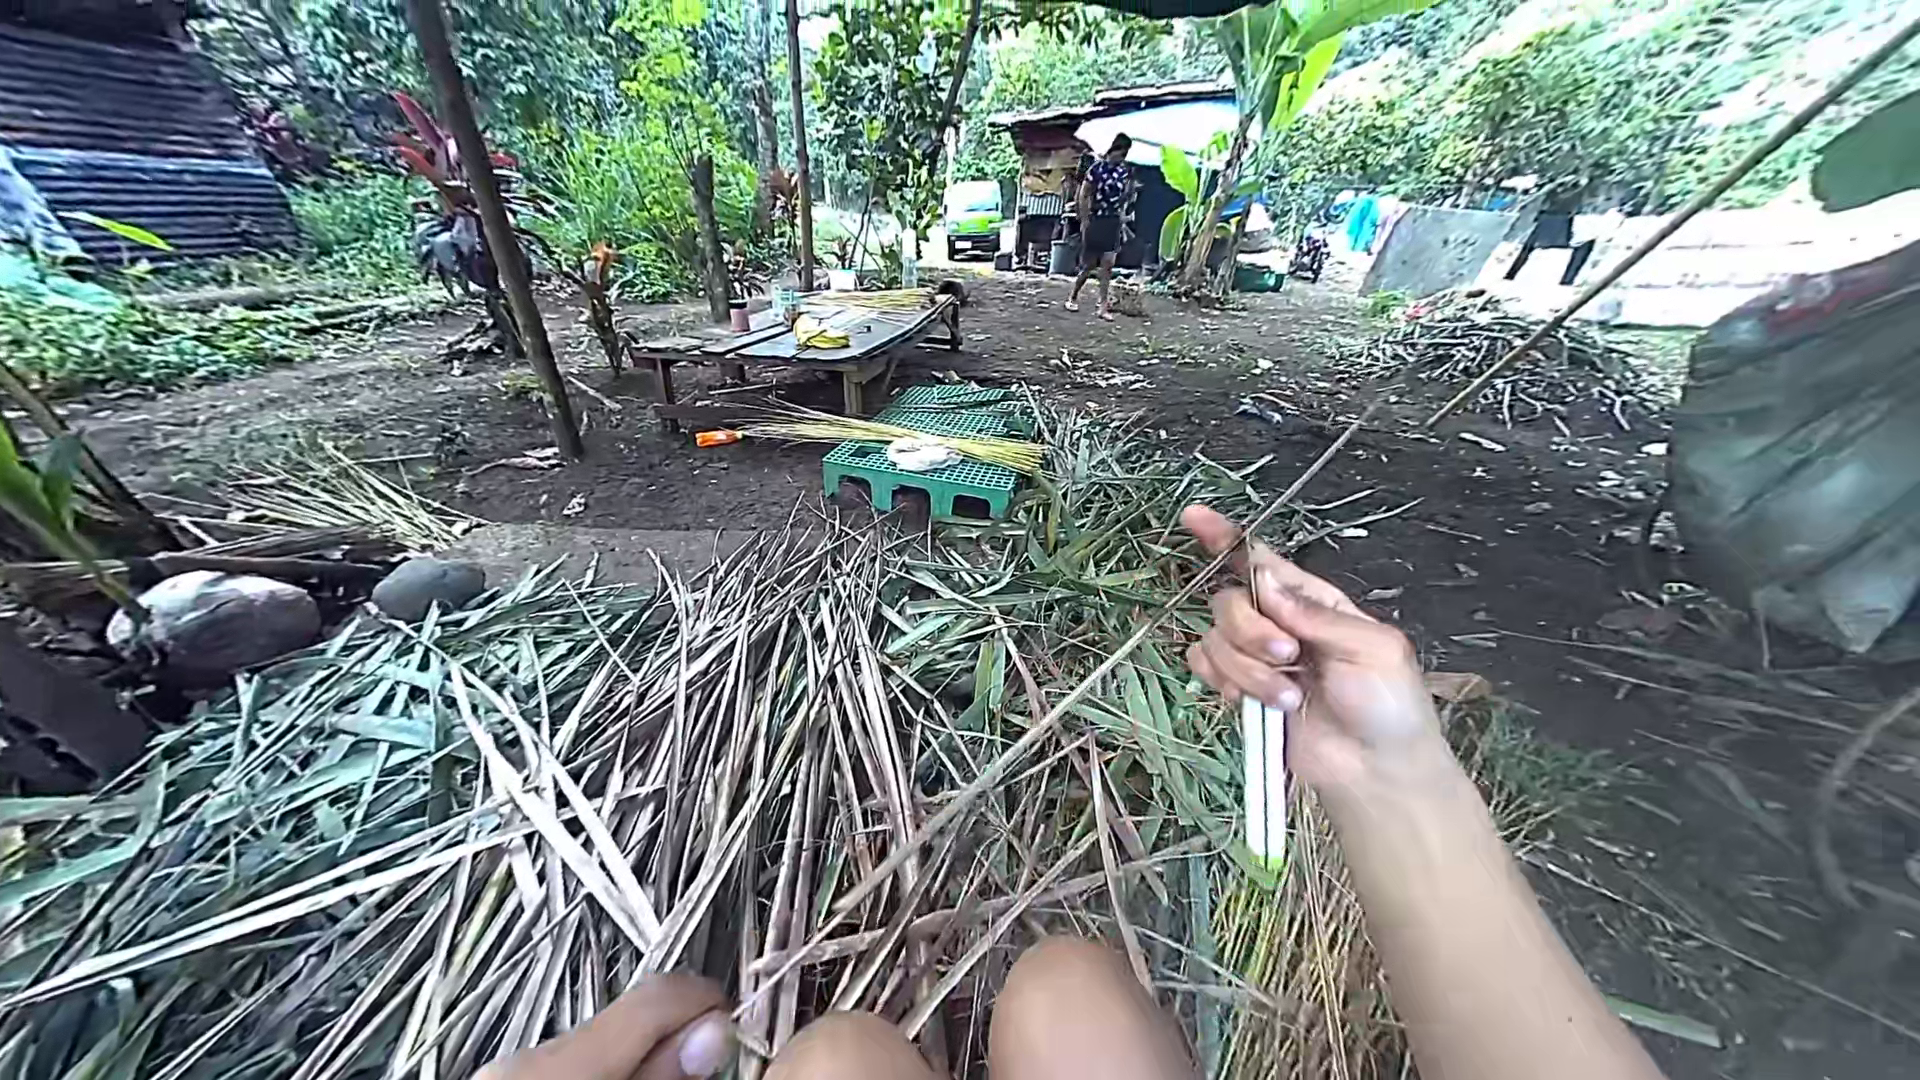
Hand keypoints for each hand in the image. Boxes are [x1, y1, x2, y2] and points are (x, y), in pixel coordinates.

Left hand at [475, 974, 732, 1079]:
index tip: (735, 1026)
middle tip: (702, 1069)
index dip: (706, 1001)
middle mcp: (524, 1057)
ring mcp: (503, 1072)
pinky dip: (607, 1069)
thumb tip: (718, 1027)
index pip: (656, 997)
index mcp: (553, 1067)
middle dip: (675, 1032)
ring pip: (602, 1039)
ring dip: (642, 1054)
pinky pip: (572, 1062)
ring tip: (662, 1079)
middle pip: (631, 1016)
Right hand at [1181, 505, 1448, 799]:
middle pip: (1228, 601)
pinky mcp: (1235, 686)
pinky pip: (1203, 666)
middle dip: (1250, 630)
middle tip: (1289, 655)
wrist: (1374, 771)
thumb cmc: (1389, 704)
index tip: (1193, 517)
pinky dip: (1224, 681)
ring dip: (1249, 670)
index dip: (1223, 536)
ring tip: (1288, 696)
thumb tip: (1264, 579)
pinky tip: (1253, 701)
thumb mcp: (1372, 648)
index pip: (1258, 559)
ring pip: (1214, 638)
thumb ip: (1315, 614)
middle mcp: (1273, 621)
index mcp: (1308, 601)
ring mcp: (1251, 655)